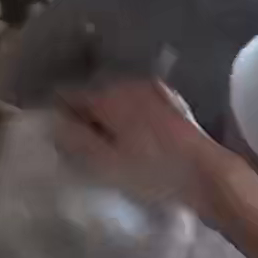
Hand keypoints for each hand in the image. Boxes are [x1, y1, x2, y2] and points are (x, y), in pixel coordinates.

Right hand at [55, 79, 253, 219]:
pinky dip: (128, 117)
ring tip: (104, 145)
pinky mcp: (169, 102)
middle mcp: (130, 85)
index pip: (72, 96)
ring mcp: (153, 91)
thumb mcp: (105, 163)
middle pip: (95, 96)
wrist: (205, 172)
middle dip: (84, 114)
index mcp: (110, 96)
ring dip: (107, 116)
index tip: (53, 133)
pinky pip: (136, 105)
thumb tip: (55, 123)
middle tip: (77, 144)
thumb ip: (75, 140)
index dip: (59, 113)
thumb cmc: (152, 171)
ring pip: (117, 99)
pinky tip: (131, 139)